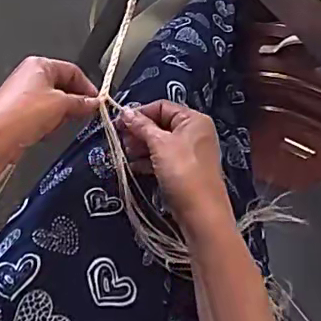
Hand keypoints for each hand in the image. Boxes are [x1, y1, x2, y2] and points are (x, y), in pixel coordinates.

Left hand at [0, 57, 99, 156]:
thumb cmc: (21, 114)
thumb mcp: (62, 105)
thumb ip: (82, 102)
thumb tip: (93, 103)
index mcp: (39, 64)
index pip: (72, 70)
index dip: (87, 86)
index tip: (96, 100)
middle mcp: (29, 76)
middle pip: (62, 86)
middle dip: (74, 102)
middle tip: (83, 113)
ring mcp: (22, 94)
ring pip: (53, 102)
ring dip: (60, 114)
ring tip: (58, 124)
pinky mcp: (18, 112)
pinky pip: (41, 114)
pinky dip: (48, 122)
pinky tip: (46, 131)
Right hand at [118, 100, 235, 234]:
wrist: (202, 214)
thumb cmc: (182, 171)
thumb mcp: (159, 144)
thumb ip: (141, 126)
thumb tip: (125, 112)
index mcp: (194, 119)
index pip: (162, 106)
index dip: (140, 113)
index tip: (119, 122)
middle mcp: (195, 132)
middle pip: (161, 124)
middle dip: (139, 131)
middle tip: (121, 140)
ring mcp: (191, 152)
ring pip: (161, 142)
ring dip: (142, 146)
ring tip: (126, 154)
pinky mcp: (185, 170)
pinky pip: (164, 158)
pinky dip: (149, 160)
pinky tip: (135, 166)